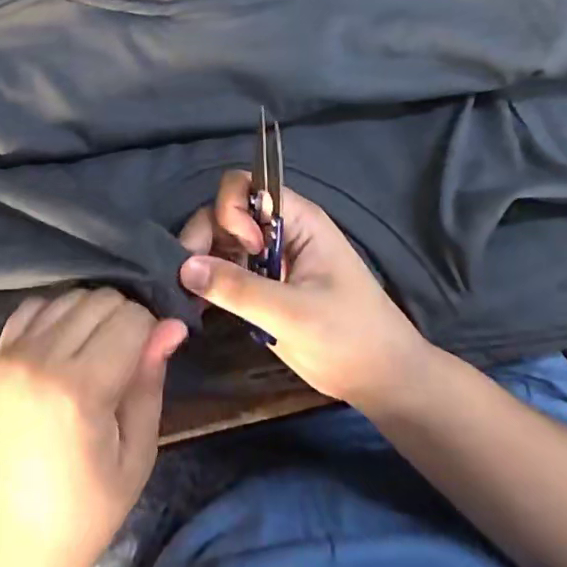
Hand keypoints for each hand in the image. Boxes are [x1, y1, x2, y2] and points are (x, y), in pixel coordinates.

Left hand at [0, 288, 187, 566]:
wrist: (20, 539)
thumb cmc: (89, 506)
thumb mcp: (137, 453)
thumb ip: (151, 381)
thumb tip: (173, 324)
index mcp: (81, 389)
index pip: (132, 318)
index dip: (150, 332)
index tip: (149, 361)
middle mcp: (43, 360)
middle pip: (102, 299)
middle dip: (125, 319)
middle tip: (125, 361)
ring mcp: (14, 356)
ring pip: (71, 295)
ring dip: (92, 314)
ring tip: (96, 354)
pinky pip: (34, 305)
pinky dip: (56, 313)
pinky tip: (64, 344)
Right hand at [178, 170, 432, 408]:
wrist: (381, 379)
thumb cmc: (349, 336)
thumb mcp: (293, 313)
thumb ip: (239, 289)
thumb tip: (184, 267)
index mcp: (297, 220)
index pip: (248, 187)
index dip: (232, 210)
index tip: (242, 250)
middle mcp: (278, 230)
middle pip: (226, 212)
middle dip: (206, 237)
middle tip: (195, 279)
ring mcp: (269, 257)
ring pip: (221, 240)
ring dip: (202, 261)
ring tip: (190, 298)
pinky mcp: (262, 285)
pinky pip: (226, 269)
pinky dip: (208, 282)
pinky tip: (196, 306)